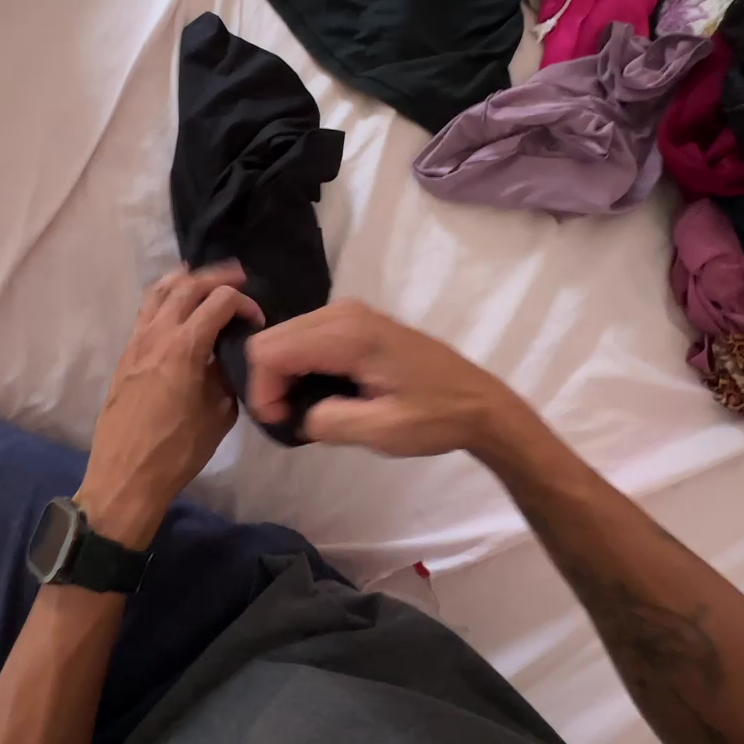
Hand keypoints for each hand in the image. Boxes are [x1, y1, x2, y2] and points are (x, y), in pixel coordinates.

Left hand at [78, 264, 262, 548]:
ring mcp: (136, 341)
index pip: (219, 301)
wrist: (126, 476)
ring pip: (159, 292)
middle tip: (238, 278)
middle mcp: (157, 334)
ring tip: (203, 280)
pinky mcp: (126, 354)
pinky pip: (146, 312)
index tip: (256, 320)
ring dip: (184, 281)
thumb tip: (229, 356)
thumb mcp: (218, 413)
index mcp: (184, 347)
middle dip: (216, 278)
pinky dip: (165, 299)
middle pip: (187, 285)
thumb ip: (226, 375)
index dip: (243, 303)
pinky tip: (178, 309)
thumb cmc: (178, 450)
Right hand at [245, 300, 533, 457]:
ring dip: (283, 373)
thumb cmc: (435, 417)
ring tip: (303, 409)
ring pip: (285, 335)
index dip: (263, 390)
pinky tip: (319, 392)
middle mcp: (342, 312)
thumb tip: (295, 415)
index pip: (272, 350)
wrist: (480, 403)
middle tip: (288, 420)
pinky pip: (305, 336)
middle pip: (272, 338)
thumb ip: (329, 422)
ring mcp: (348, 312)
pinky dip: (299, 364)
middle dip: (269, 382)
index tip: (280, 424)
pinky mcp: (353, 320)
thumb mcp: (382, 431)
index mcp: (349, 334)